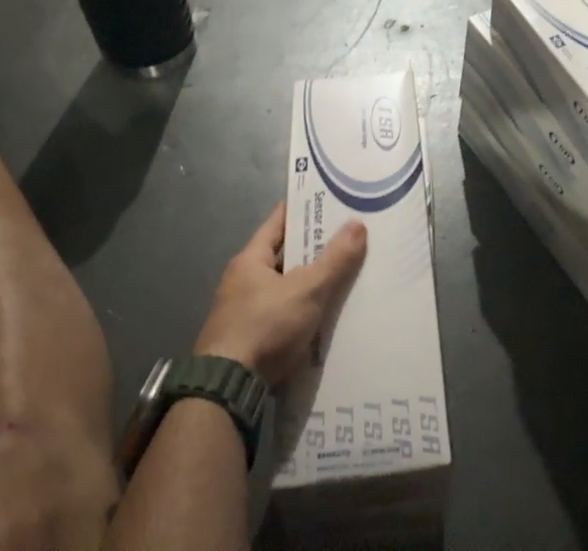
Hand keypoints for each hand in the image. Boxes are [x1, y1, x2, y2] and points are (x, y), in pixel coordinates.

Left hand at [194, 203, 367, 389]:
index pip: (279, 222)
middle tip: (349, 238)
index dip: (303, 209)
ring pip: (286, 287)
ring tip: (347, 276)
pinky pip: (285, 314)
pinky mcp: (251, 339)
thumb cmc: (264, 327)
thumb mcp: (306, 290)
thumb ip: (333, 259)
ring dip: (311, 283)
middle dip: (315, 249)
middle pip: (285, 256)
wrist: (229, 388)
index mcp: (250, 260)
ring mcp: (245, 311)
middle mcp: (243, 281)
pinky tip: (327, 315)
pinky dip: (304, 311)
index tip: (329, 199)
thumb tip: (357, 223)